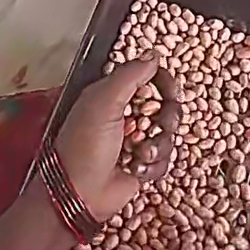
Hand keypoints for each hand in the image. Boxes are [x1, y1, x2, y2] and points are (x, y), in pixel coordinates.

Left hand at [51, 58, 177, 222]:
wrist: (79, 194)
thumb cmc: (84, 146)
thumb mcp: (103, 104)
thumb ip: (128, 76)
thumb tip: (153, 55)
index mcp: (111, 95)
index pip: (148, 77)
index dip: (162, 83)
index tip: (169, 92)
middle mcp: (125, 115)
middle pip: (165, 105)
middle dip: (165, 119)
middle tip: (157, 126)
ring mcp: (134, 140)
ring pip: (168, 134)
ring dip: (157, 146)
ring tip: (139, 154)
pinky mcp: (142, 164)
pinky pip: (165, 159)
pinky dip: (153, 165)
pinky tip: (136, 170)